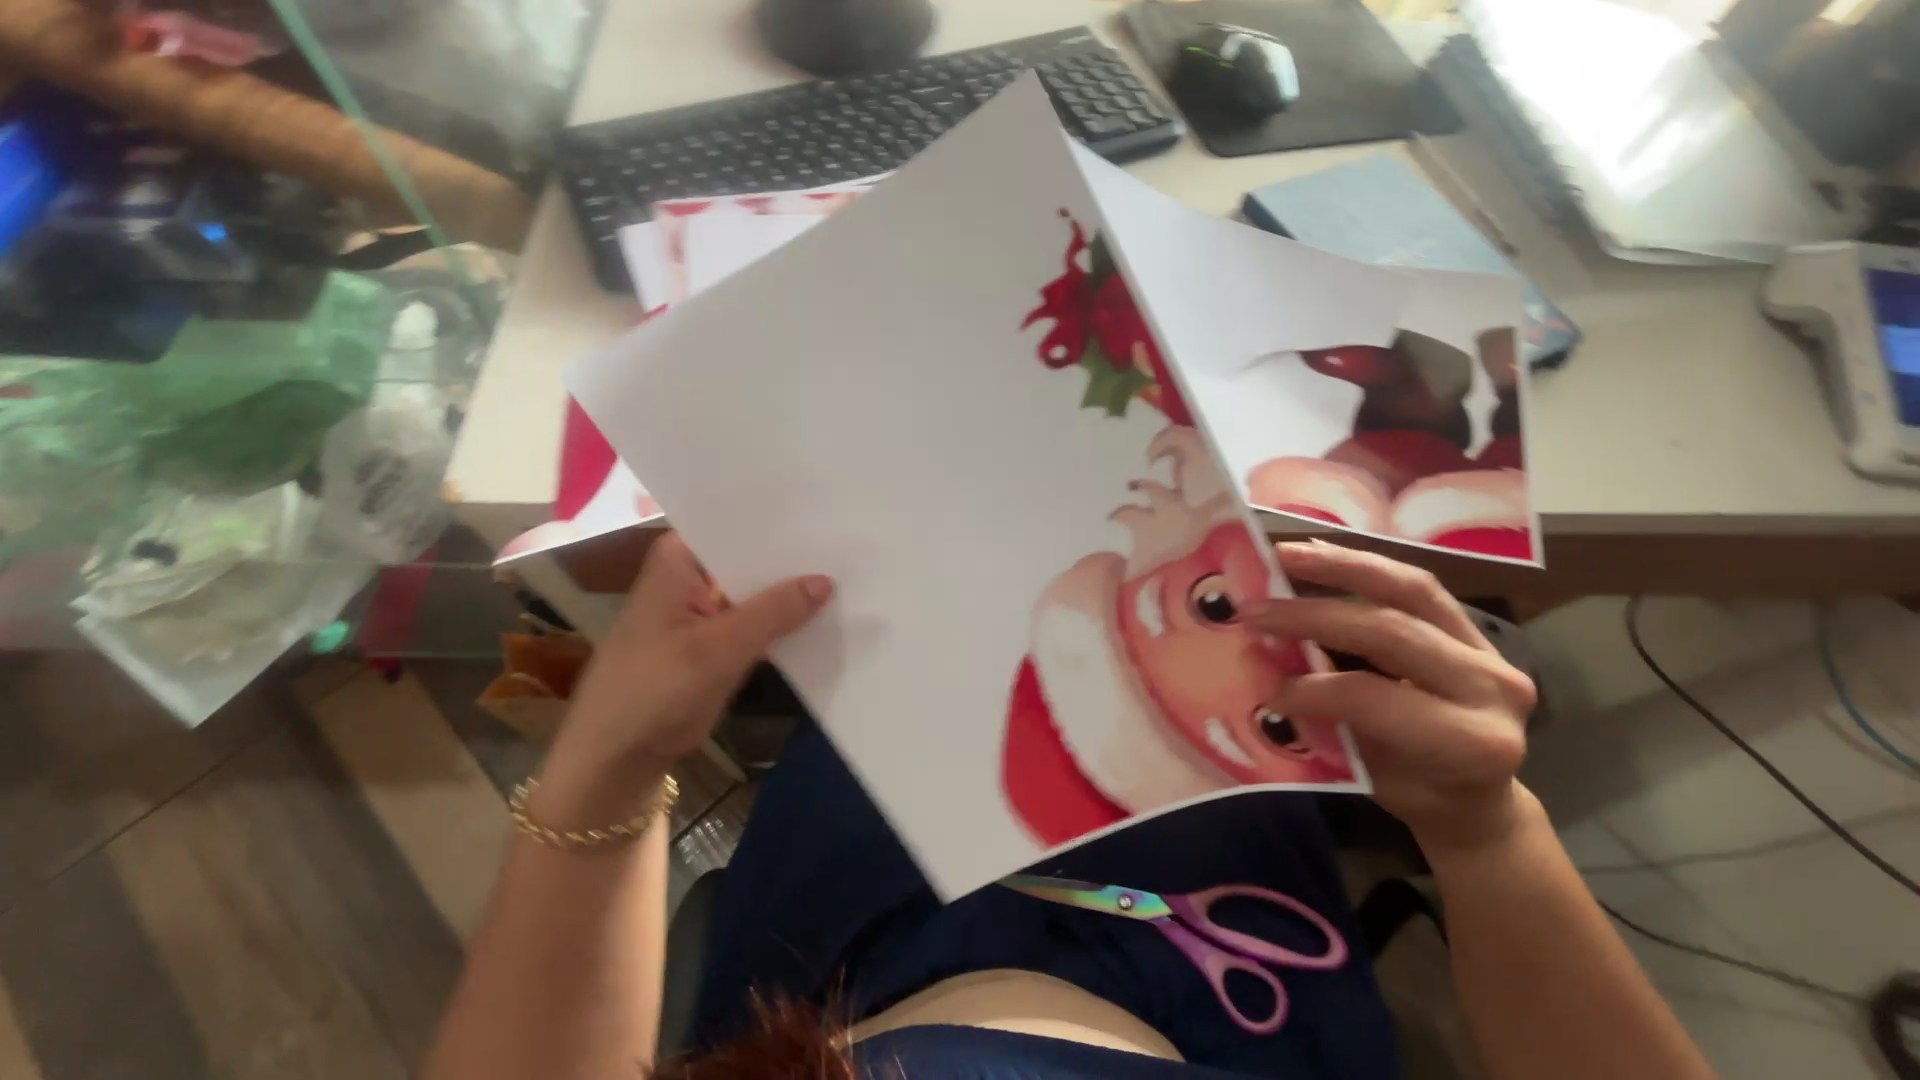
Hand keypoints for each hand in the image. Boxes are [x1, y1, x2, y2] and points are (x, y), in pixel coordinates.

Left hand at [537, 532, 831, 827]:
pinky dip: (781, 627)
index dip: (777, 522)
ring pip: (754, 596)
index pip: (733, 525)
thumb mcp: (718, 649)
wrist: (614, 761)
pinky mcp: (714, 649)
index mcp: (677, 562)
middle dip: (791, 558)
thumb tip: (825, 579)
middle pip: (747, 559)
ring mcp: (703, 615)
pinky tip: (826, 618)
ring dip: (789, 595)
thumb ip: (774, 612)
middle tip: (849, 546)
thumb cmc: (652, 692)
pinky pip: (754, 628)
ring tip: (849, 576)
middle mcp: (690, 579)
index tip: (826, 513)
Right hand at [1250, 541, 1535, 853]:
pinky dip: (1362, 568)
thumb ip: (1327, 725)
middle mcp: (1493, 688)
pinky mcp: (1475, 627)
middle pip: (1393, 632)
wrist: (1477, 796)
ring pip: (1412, 590)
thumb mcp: (1370, 776)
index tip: (1265, 688)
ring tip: (1284, 554)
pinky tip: (1318, 554)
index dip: (1313, 688)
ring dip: (1340, 568)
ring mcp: (1490, 651)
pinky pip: (1416, 587)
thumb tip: (1265, 676)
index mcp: (1470, 742)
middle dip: (1314, 615)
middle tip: (1255, 609)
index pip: (1377, 699)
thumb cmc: (1416, 794)